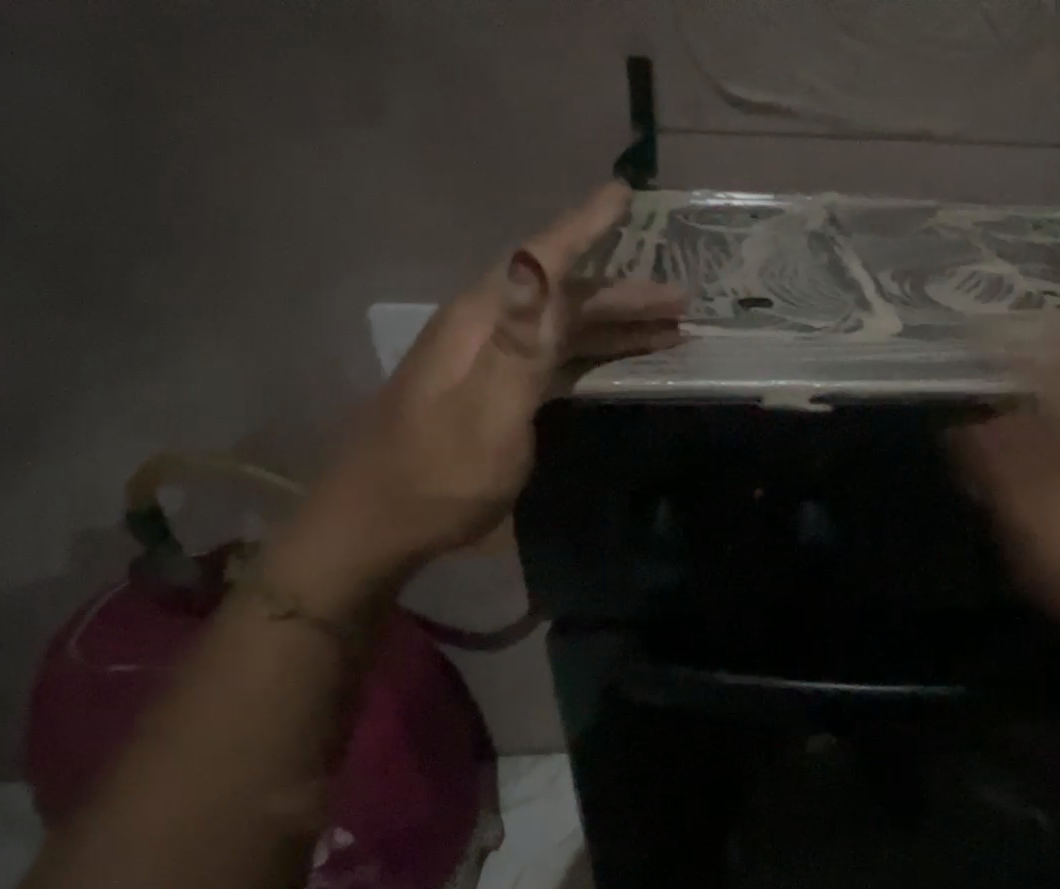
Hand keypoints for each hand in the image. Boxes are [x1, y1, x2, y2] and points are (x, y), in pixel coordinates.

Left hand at [291, 183, 685, 580]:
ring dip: (614, 326)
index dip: (584, 225)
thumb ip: (516, 343)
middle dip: (623, 293)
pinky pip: (554, 359)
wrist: (376, 525)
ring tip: (669, 330)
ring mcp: (486, 362)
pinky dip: (592, 355)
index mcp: (482, 322)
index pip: (540, 258)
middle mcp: (484, 328)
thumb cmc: (437, 475)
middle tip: (682, 299)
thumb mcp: (485, 413)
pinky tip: (616, 362)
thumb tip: (532, 262)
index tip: (623, 192)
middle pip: (562, 296)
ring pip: (561, 328)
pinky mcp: (492, 393)